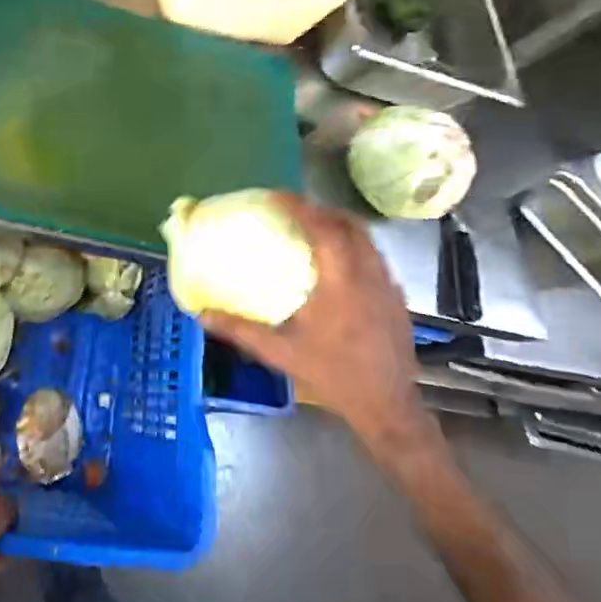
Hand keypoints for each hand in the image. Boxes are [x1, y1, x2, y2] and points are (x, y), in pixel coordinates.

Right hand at [201, 193, 428, 446]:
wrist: (387, 405)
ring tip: (314, 230)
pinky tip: (339, 266)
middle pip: (349, 225)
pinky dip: (356, 247)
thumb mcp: (281, 353)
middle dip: (321, 210)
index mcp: (340, 282)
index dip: (299, 206)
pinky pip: (376, 258)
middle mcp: (368, 274)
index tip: (276, 195)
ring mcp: (388, 285)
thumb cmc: (333, 376)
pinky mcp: (397, 298)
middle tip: (294, 211)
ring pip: (367, 239)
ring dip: (340, 226)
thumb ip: (241, 330)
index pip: (322, 228)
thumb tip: (203, 314)